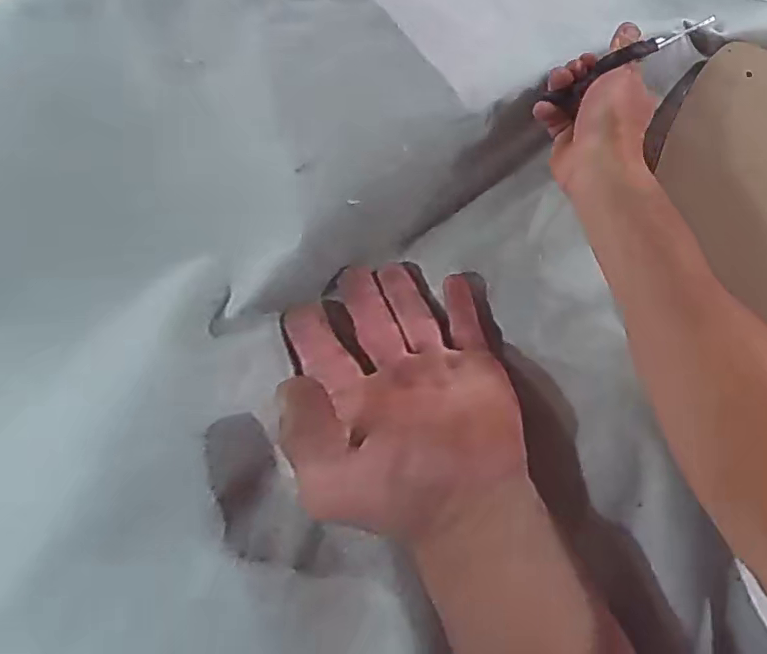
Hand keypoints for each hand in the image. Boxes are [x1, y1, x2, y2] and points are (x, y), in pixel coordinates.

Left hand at [278, 265, 526, 544]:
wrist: (467, 498)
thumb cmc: (395, 494)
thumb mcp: (328, 482)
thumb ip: (305, 434)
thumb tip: (291, 383)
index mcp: (357, 402)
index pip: (327, 358)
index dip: (311, 333)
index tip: (300, 306)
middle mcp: (395, 377)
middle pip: (374, 327)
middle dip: (361, 300)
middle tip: (351, 273)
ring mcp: (437, 367)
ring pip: (417, 318)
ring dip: (405, 292)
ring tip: (392, 268)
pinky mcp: (476, 364)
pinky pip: (468, 325)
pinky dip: (462, 303)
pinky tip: (453, 280)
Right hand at [531, 23, 659, 193]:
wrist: (597, 162)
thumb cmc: (613, 116)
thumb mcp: (624, 75)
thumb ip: (623, 51)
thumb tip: (630, 28)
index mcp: (629, 94)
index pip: (611, 70)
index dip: (597, 61)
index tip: (588, 60)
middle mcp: (610, 109)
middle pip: (586, 81)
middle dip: (573, 72)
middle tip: (569, 74)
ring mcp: (588, 124)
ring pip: (568, 96)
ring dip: (558, 86)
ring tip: (555, 86)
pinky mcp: (567, 138)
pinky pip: (553, 117)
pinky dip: (547, 110)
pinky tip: (545, 109)